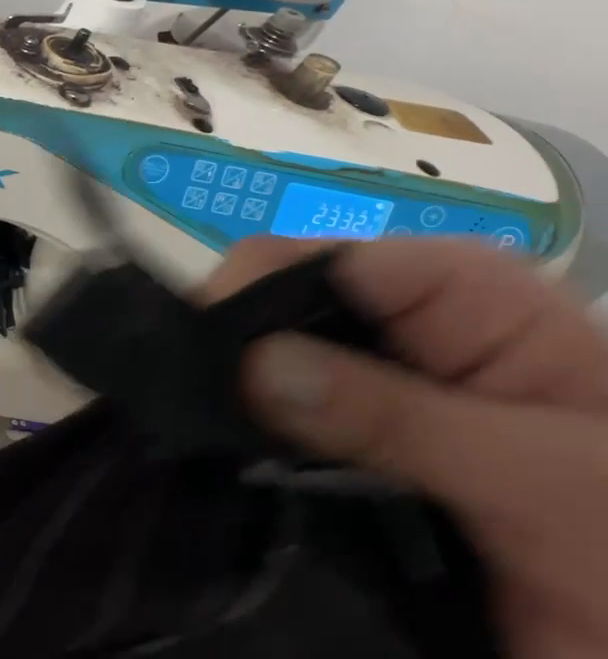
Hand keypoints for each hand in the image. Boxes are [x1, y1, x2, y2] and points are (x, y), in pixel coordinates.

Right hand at [214, 237, 607, 658]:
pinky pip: (253, 438)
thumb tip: (252, 363)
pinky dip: (231, 458)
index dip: (247, 296)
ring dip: (222, 415)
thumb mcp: (544, 477)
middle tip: (193, 418)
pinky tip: (215, 479)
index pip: (312, 260)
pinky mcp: (330, 457)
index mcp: (452, 297)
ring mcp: (354, 398)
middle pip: (262, 312)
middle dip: (223, 359)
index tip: (204, 357)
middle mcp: (389, 333)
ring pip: (246, 377)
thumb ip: (398, 415)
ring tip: (197, 456)